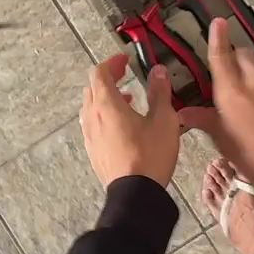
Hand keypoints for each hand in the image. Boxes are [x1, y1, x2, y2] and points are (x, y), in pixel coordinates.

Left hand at [80, 54, 181, 187]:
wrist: (135, 194)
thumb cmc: (150, 154)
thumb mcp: (163, 119)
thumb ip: (160, 92)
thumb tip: (158, 71)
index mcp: (107, 104)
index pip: (99, 73)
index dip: (112, 62)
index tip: (126, 60)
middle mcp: (92, 117)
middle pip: (93, 88)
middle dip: (108, 78)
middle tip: (125, 75)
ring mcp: (90, 136)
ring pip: (92, 107)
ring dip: (107, 97)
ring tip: (129, 100)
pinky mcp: (93, 151)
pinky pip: (94, 124)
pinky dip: (105, 115)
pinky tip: (123, 126)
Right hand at [179, 19, 253, 200]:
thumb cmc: (253, 159)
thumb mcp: (224, 140)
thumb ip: (205, 119)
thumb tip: (183, 114)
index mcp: (231, 91)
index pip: (221, 55)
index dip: (218, 37)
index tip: (219, 22)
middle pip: (244, 56)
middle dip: (239, 61)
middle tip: (237, 80)